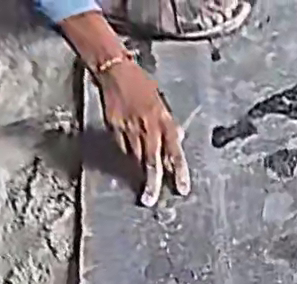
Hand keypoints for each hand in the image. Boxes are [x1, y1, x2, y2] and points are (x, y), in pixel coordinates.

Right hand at [97, 59, 188, 206]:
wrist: (115, 70)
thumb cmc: (141, 86)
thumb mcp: (162, 105)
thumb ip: (170, 127)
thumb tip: (179, 141)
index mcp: (164, 124)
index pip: (175, 154)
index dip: (179, 174)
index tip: (181, 190)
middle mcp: (149, 130)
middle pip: (152, 163)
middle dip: (152, 184)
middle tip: (149, 201)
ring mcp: (131, 130)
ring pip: (137, 159)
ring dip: (140, 171)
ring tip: (143, 184)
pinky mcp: (115, 129)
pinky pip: (123, 149)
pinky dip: (128, 154)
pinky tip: (130, 150)